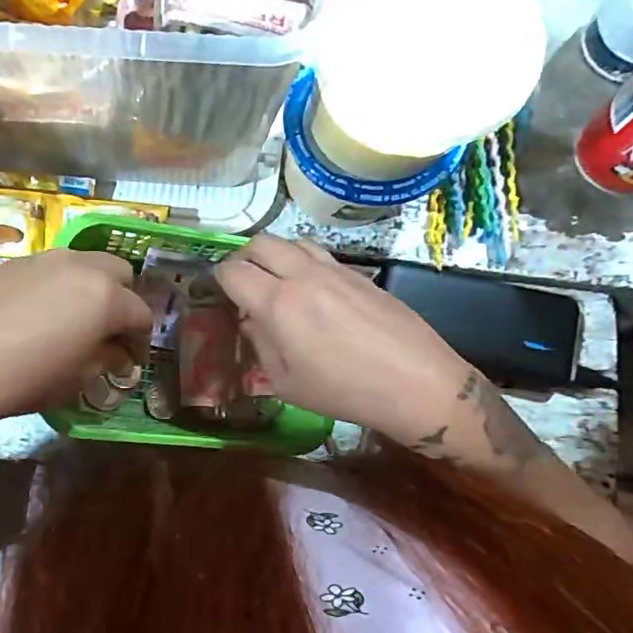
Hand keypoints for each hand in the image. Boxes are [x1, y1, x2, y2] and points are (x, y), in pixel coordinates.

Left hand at [0, 249, 150, 450]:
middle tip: (108, 332)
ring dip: (91, 289)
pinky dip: (59, 286)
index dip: (141, 340)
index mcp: (105, 297)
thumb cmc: (22, 380)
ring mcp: (44, 259)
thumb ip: (105, 360)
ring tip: (73, 321)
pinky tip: (38, 315)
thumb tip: (117, 354)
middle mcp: (80, 266)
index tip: (131, 360)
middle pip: (120, 274)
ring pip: (85, 264)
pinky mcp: (13, 262)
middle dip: (122, 301)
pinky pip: (52, 269)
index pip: (141, 314)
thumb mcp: (75, 380)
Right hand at [213, 236, 482, 446]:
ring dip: (274, 255)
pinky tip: (310, 291)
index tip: (218, 294)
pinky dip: (301, 262)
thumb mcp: (287, 382)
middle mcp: (303, 275)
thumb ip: (261, 345)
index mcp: (279, 303)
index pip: (233, 271)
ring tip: (274, 282)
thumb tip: (252, 322)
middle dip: (242, 258)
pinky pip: (319, 254)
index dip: (218, 279)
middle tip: (241, 283)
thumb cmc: (343, 391)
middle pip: (260, 243)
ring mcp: (334, 269)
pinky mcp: (359, 274)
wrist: (415, 382)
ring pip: (291, 242)